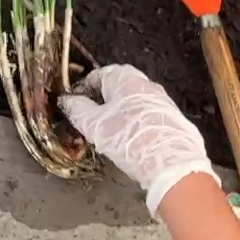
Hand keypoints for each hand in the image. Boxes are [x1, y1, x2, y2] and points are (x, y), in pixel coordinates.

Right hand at [61, 64, 217, 215]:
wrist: (171, 164)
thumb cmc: (128, 138)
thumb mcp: (94, 124)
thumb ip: (77, 109)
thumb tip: (66, 100)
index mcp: (125, 78)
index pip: (98, 75)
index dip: (83, 90)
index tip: (76, 106)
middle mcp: (146, 83)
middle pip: (117, 88)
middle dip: (103, 102)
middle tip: (92, 121)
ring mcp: (162, 101)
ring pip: (133, 103)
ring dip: (120, 114)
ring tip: (111, 134)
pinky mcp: (173, 119)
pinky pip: (148, 116)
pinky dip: (137, 124)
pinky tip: (133, 142)